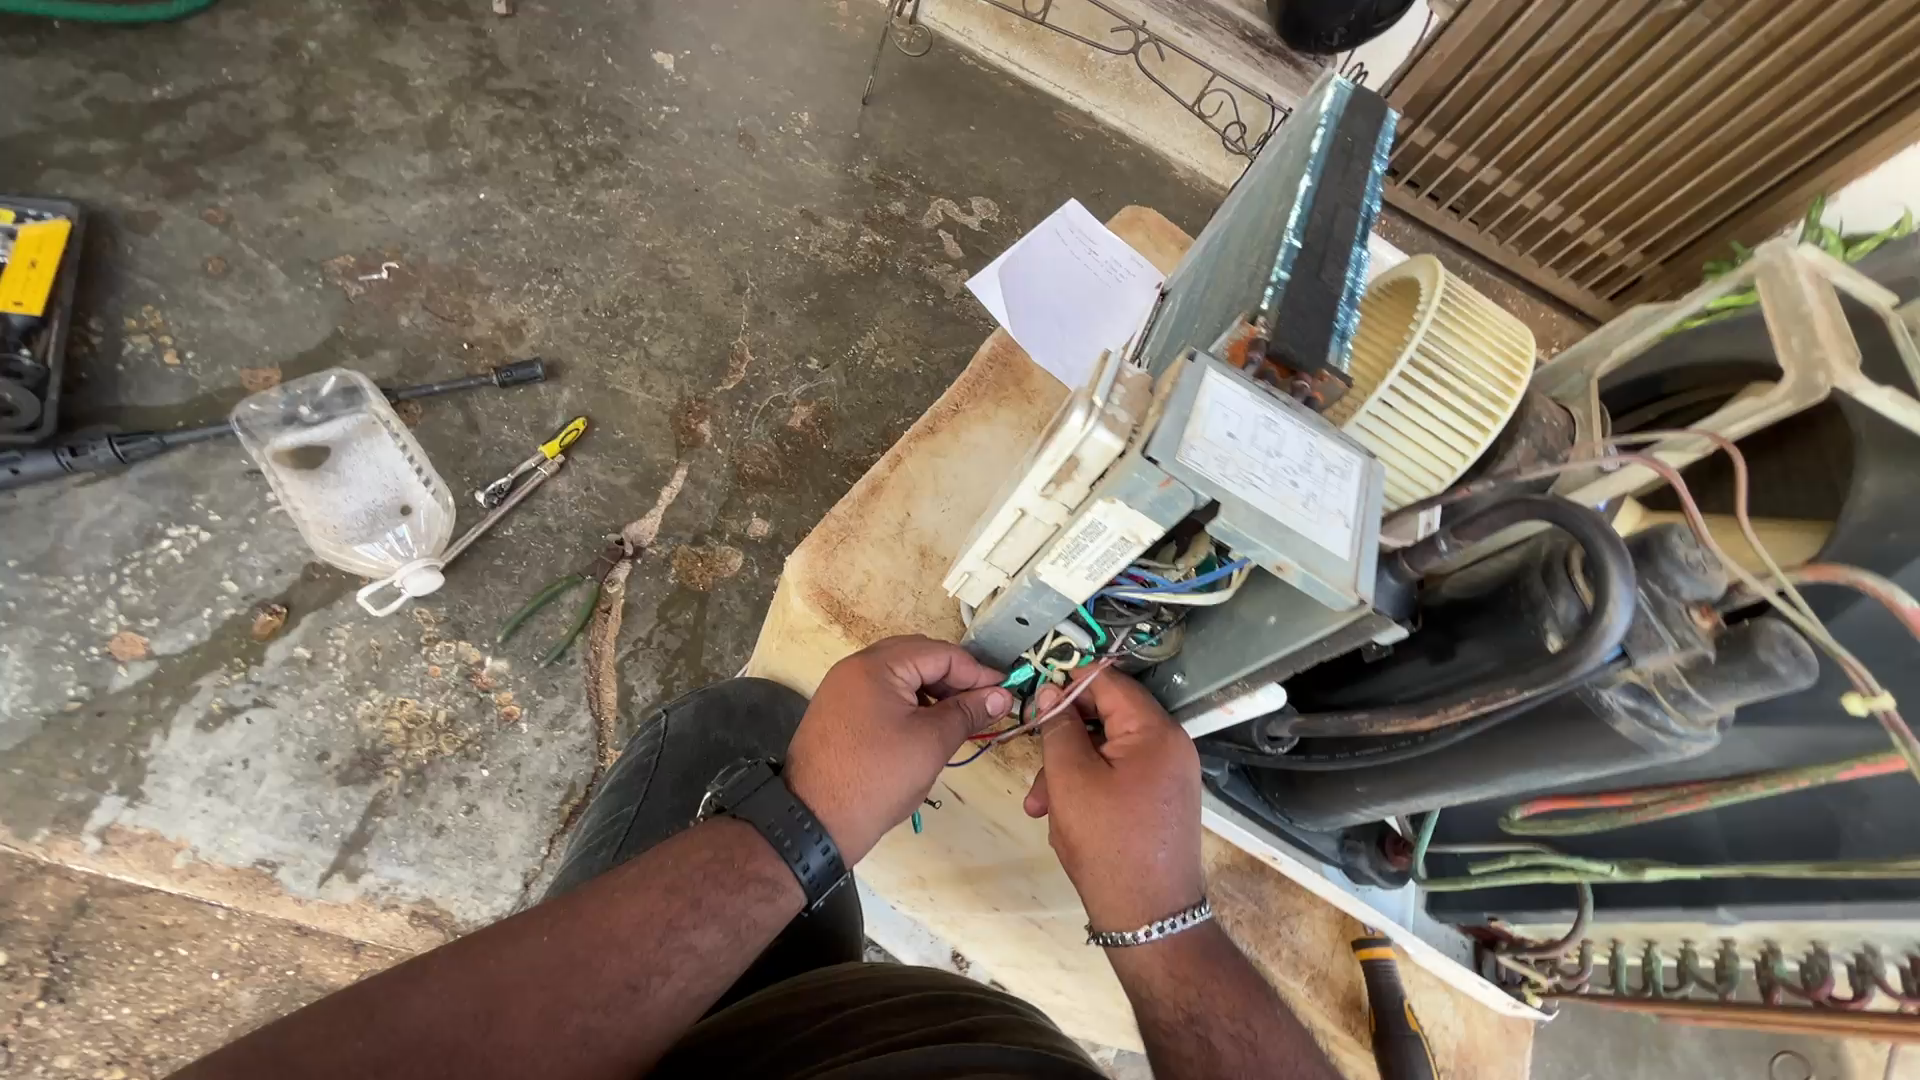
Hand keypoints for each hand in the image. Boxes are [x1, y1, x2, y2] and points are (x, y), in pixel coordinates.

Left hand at [785, 635, 1011, 863]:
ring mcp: (843, 689)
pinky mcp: (839, 712)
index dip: (976, 671)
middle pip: (918, 657)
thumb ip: (968, 712)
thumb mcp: (931, 743)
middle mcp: (856, 667)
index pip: (940, 653)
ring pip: (901, 676)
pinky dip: (911, 704)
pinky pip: (883, 694)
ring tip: (960, 719)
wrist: (812, 823)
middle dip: (955, 678)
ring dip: (934, 691)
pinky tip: (928, 727)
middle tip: (984, 704)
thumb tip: (1000, 695)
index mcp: (877, 665)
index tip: (1005, 692)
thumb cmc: (876, 778)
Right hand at [1023, 667, 1204, 931]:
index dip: (1068, 682)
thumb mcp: (1070, 777)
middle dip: (1064, 739)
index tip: (1035, 696)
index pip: (1109, 682)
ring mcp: (1169, 774)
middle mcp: (1171, 745)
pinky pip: (1120, 775)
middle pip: (1106, 718)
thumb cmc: (1107, 842)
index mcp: (1155, 731)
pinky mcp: (1162, 799)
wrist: (1151, 919)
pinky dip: (1090, 787)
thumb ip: (1058, 726)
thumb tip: (1051, 691)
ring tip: (1039, 806)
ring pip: (1107, 751)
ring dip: (1070, 770)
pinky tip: (1064, 816)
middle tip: (1033, 763)